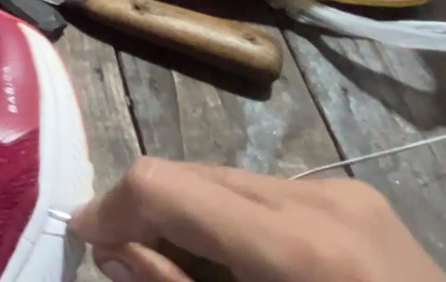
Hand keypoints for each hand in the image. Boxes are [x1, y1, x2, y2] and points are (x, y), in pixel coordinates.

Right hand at [70, 158, 445, 281]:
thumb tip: (114, 248)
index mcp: (304, 252)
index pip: (165, 186)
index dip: (111, 209)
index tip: (86, 242)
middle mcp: (322, 201)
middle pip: (189, 175)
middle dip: (146, 214)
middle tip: (128, 261)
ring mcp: (346, 193)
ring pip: (220, 179)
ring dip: (189, 217)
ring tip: (193, 269)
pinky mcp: (360, 198)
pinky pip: (261, 194)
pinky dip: (231, 222)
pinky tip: (244, 266)